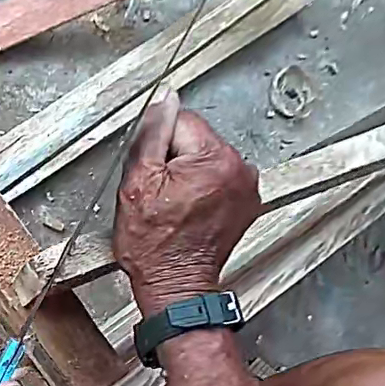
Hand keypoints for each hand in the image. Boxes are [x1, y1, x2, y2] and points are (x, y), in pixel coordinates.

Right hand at [112, 91, 262, 315]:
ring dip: (191, 178)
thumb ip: (152, 134)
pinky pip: (219, 181)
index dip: (158, 149)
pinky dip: (205, 192)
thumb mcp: (137, 184)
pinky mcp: (246, 205)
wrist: (174, 285)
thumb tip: (165, 100)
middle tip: (163, 198)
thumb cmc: (155, 248)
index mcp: (215, 158)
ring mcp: (246, 189)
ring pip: (207, 161)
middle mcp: (239, 170)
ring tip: (178, 209)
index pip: (181, 122)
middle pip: (197, 141)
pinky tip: (191, 214)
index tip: (155, 178)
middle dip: (176, 162)